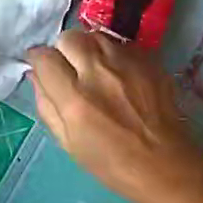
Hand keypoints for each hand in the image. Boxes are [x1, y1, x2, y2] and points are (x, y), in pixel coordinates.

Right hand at [26, 29, 202, 202]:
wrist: (166, 166)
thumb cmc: (112, 163)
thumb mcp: (68, 143)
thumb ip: (47, 105)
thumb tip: (37, 75)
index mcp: (75, 98)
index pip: (44, 57)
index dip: (39, 61)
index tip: (44, 70)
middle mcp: (100, 72)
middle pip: (69, 37)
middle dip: (63, 51)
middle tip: (71, 71)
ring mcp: (128, 63)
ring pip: (96, 36)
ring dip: (89, 49)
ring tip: (96, 71)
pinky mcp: (150, 60)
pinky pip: (122, 44)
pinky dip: (114, 54)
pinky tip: (120, 76)